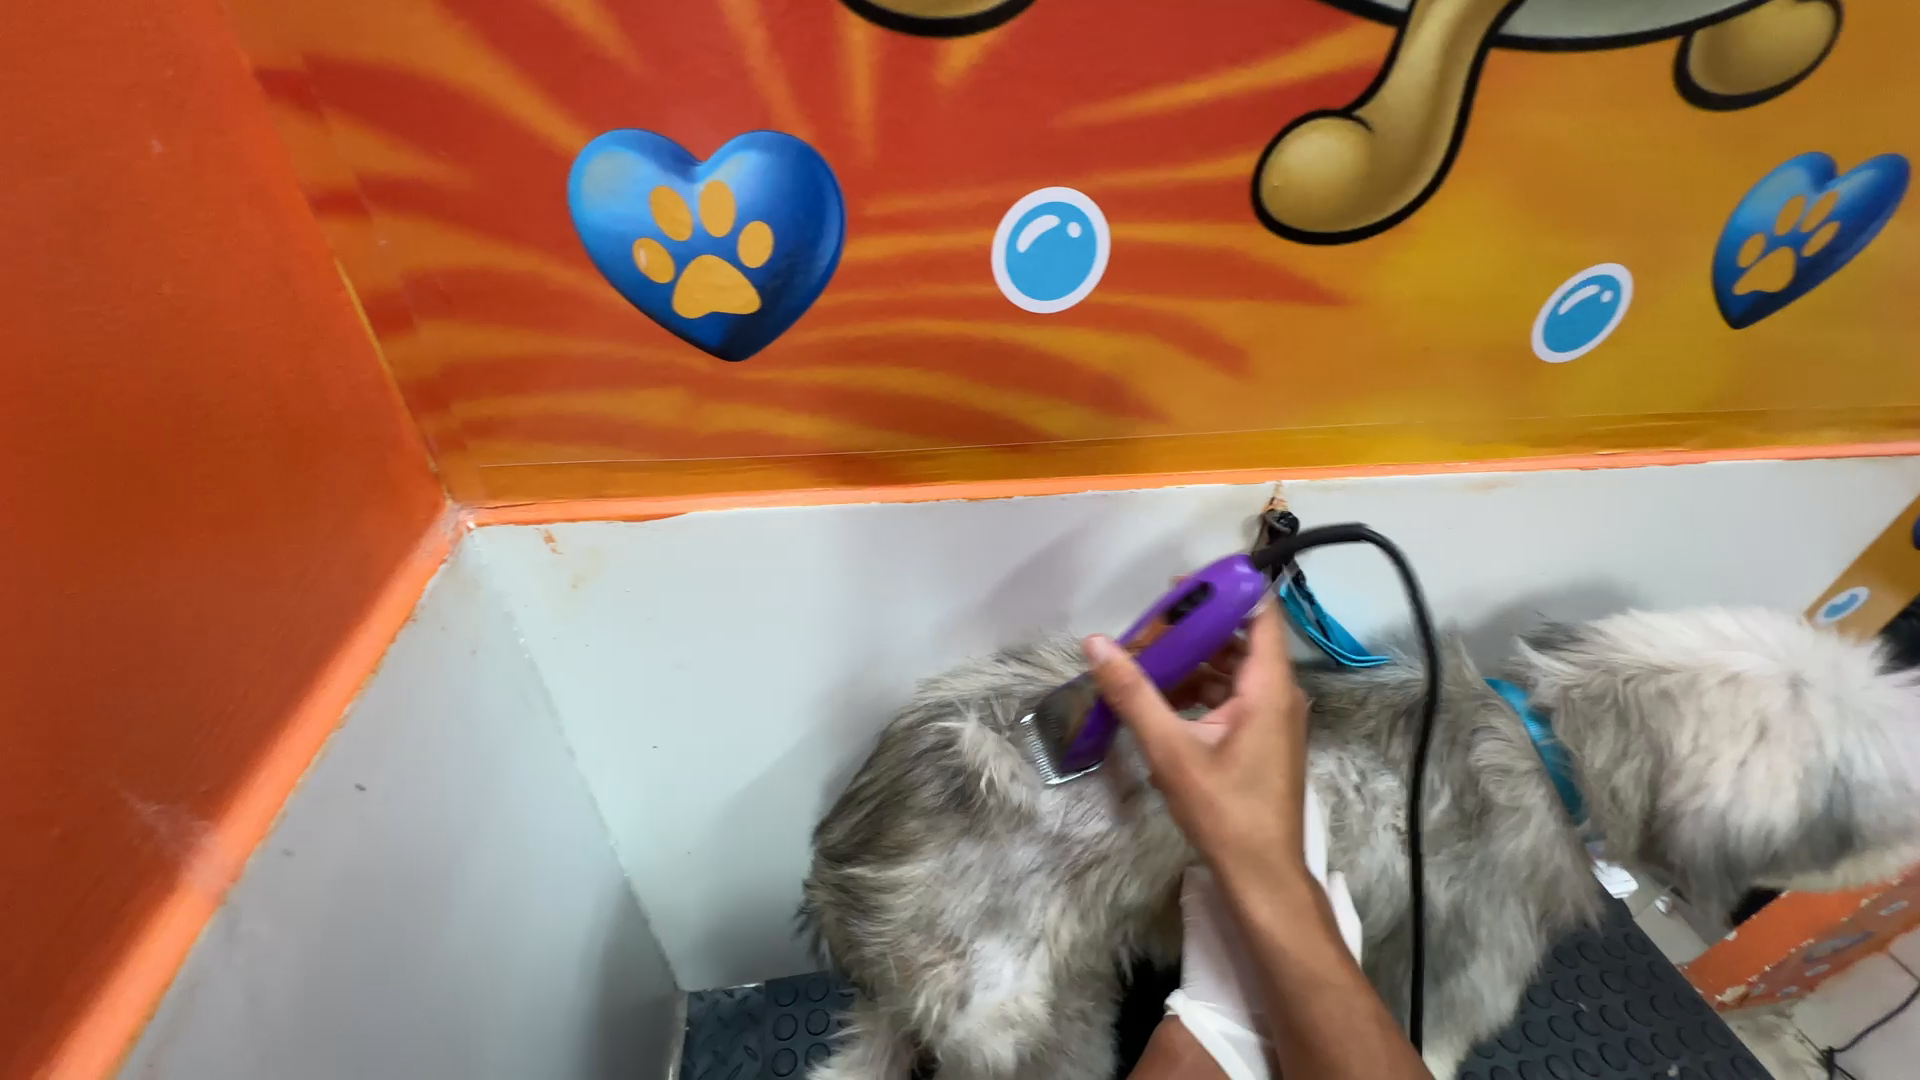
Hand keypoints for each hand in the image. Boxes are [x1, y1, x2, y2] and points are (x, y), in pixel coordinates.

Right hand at [1083, 602, 1311, 893]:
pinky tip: (1159, 699)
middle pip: (1238, 639)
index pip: (1260, 613)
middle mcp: (1277, 693)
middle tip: (1145, 630)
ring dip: (1190, 662)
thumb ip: (1133, 692)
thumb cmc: (1223, 809)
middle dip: (1192, 630)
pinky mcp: (1259, 737)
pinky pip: (1228, 695)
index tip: (1178, 588)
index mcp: (1268, 686)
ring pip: (1230, 669)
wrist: (1260, 875)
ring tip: (1143, 663)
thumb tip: (1096, 644)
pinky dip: (1196, 689)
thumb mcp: (1170, 748)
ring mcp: (1270, 717)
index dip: (1223, 591)